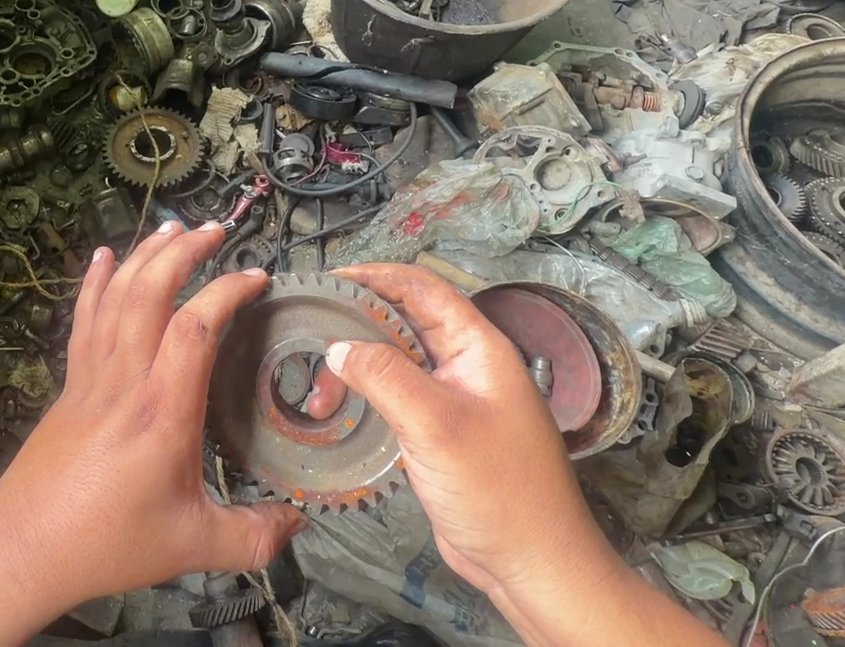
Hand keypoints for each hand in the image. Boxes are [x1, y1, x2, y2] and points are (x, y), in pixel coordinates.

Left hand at [0, 221, 304, 633]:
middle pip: (150, 294)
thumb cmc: (109, 544)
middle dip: (183, 252)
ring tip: (172, 227)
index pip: (195, 328)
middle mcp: (125, 380)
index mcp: (162, 412)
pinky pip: (83, 318)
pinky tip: (103, 255)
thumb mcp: (194, 548)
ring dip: (144, 256)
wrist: (24, 547)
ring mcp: (91, 375)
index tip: (257, 277)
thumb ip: (255, 536)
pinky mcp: (70, 382)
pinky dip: (94, 282)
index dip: (226, 292)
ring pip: (116, 297)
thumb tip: (303, 521)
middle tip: (216, 229)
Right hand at [318, 264, 723, 646]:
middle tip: (310, 333)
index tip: (328, 280)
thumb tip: (337, 348)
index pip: (421, 288)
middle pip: (401, 320)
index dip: (374, 275)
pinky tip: (337, 409)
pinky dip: (362, 395)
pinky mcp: (436, 428)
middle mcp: (464, 364)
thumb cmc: (497, 489)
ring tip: (319, 394)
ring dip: (354, 368)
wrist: (534, 568)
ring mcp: (450, 397)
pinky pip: (393, 394)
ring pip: (392, 360)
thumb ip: (383, 375)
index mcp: (477, 347)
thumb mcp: (435, 423)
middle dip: (354, 324)